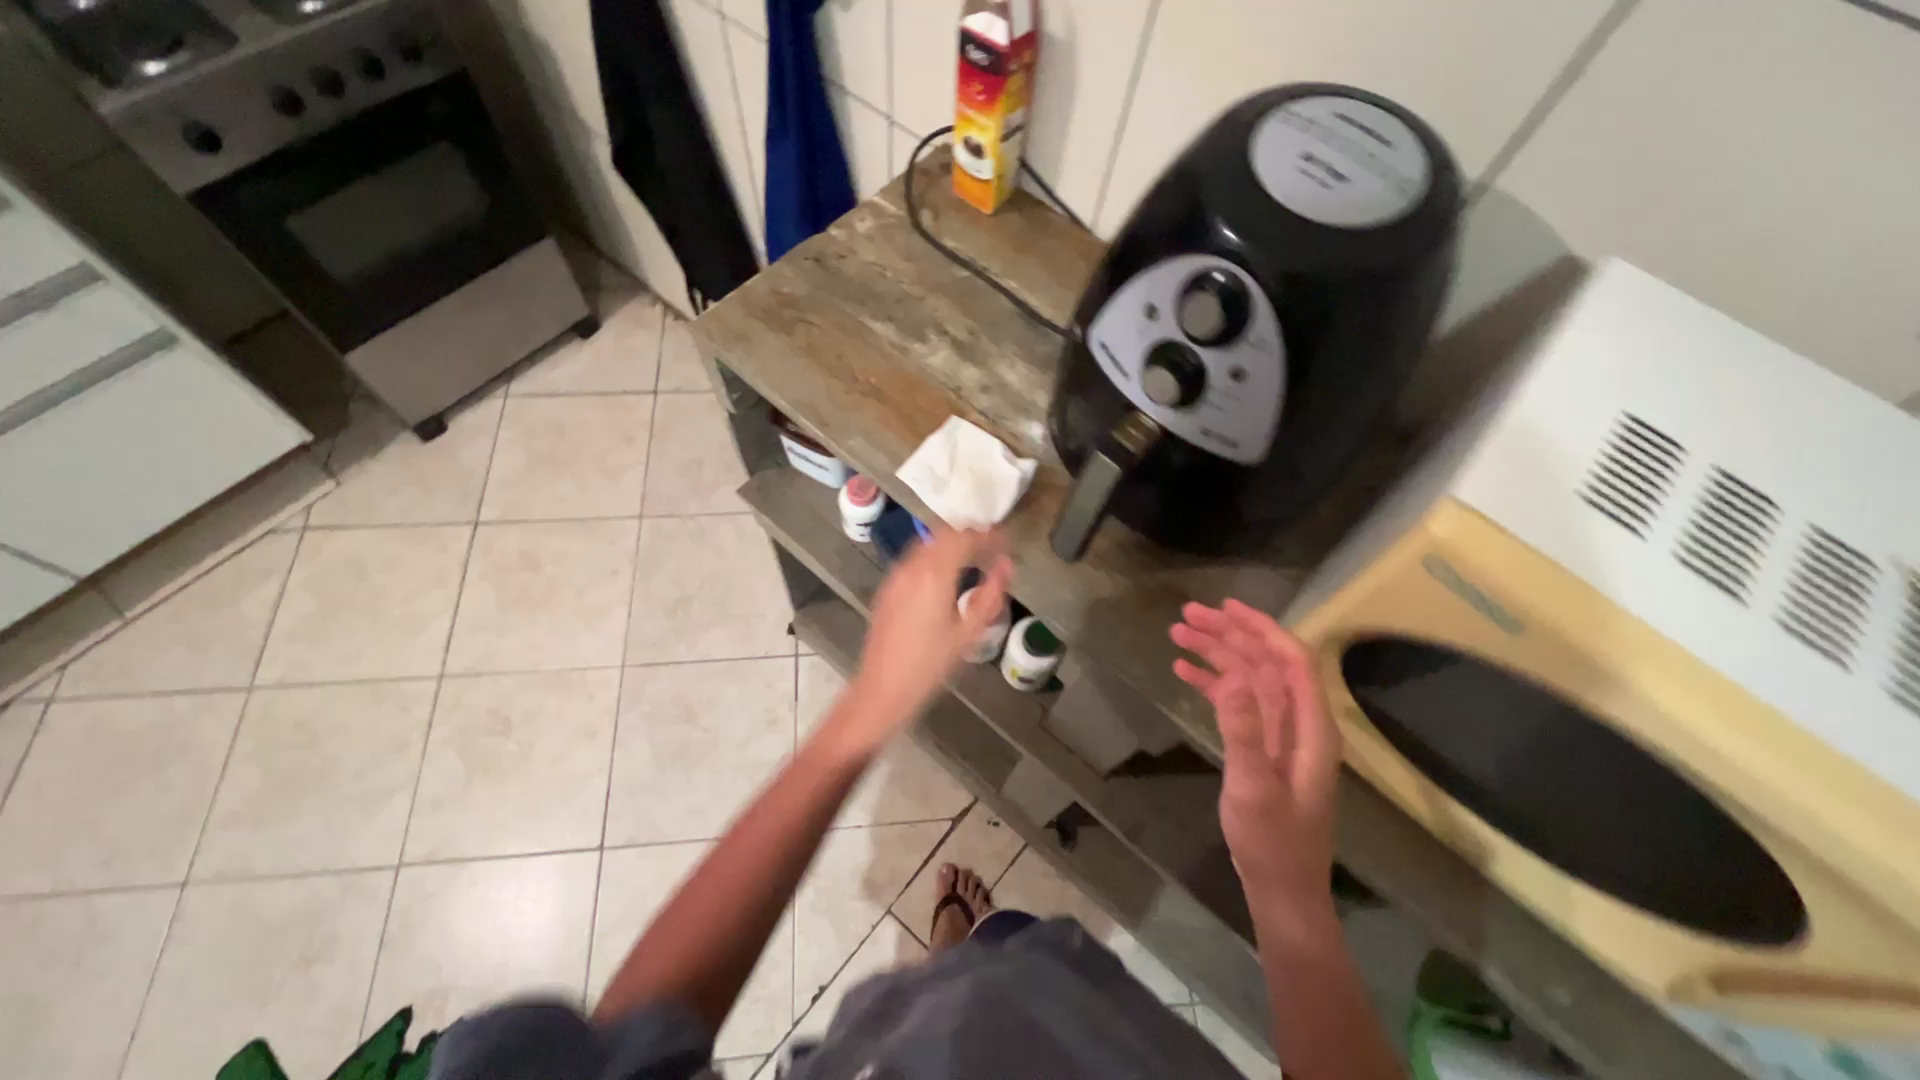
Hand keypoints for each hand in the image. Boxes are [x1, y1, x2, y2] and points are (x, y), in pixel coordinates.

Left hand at [844, 528, 1012, 744]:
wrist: (883, 688)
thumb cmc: (930, 665)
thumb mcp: (969, 633)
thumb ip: (991, 595)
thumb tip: (1006, 566)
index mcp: (935, 574)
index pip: (965, 538)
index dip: (988, 535)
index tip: (1005, 542)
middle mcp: (913, 567)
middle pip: (943, 535)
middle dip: (969, 535)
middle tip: (991, 545)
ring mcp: (896, 576)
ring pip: (926, 544)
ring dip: (949, 543)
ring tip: (972, 557)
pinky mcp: (887, 588)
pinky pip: (913, 559)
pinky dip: (933, 556)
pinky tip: (944, 575)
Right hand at [1170, 599, 1341, 913]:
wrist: (1281, 888)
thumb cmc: (1271, 843)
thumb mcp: (1253, 787)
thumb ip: (1244, 730)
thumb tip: (1231, 673)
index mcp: (1311, 728)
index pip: (1292, 660)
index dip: (1262, 628)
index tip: (1225, 607)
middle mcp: (1301, 723)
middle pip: (1266, 663)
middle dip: (1230, 635)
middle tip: (1187, 617)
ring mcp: (1282, 736)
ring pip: (1249, 679)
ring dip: (1217, 655)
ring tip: (1177, 635)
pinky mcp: (1264, 749)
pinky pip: (1239, 704)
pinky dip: (1213, 684)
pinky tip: (1183, 672)